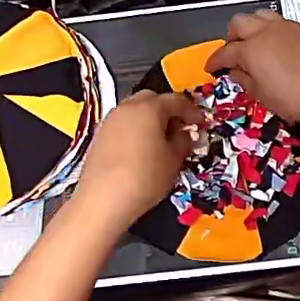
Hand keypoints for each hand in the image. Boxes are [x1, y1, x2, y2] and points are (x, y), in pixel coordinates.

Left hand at [71, 91, 200, 225]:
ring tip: (161, 140)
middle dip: (168, 110)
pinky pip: (123, 124)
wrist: (102, 201)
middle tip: (180, 128)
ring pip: (135, 110)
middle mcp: (127, 108)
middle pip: (152, 99)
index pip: (176, 101)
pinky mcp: (99, 136)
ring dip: (150, 119)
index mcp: (149, 109)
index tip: (200, 122)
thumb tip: (185, 133)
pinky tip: (142, 150)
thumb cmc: (144, 178)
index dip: (192, 111)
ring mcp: (110, 121)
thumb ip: (183, 141)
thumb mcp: (174, 160)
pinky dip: (135, 130)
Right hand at [204, 13, 299, 129]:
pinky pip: (281, 22)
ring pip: (260, 15)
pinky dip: (272, 30)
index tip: (212, 68)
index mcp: (251, 49)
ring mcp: (287, 27)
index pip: (225, 52)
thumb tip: (236, 72)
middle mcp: (266, 31)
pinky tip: (277, 47)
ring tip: (253, 44)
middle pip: (239, 22)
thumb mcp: (263, 96)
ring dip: (251, 27)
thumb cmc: (296, 100)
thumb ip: (245, 80)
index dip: (215, 61)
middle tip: (232, 53)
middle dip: (231, 36)